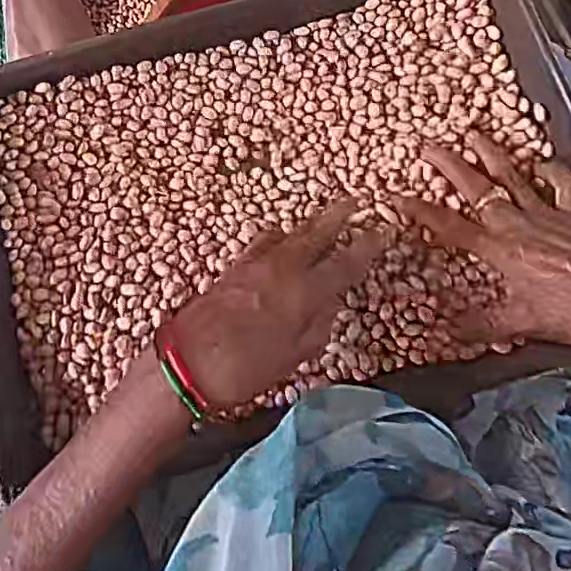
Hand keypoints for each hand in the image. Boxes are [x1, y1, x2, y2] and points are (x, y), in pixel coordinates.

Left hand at [164, 199, 393, 411]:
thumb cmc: (246, 369)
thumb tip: (330, 303)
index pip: (344, 264)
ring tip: (324, 218)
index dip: (367, 247)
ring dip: (310, 225)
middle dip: (339, 216)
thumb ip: (318, 326)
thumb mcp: (294, 357)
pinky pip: (265, 242)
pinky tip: (283, 239)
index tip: (383, 231)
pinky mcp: (234, 266)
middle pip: (316, 234)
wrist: (187, 361)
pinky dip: (281, 236)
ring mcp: (255, 263)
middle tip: (356, 201)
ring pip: (290, 234)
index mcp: (303, 292)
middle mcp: (281, 269)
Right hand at [394, 134, 570, 358]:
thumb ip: (487, 324)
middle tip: (428, 146)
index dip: (421, 211)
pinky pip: (562, 184)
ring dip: (492, 154)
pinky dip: (551, 170)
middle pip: (478, 188)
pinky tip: (542, 162)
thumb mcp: (532, 325)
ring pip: (514, 177)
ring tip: (473, 134)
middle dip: (450, 165)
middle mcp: (522, 226)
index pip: (451, 227)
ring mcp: (552, 215)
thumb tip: (449, 330)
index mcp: (504, 252)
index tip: (396, 197)